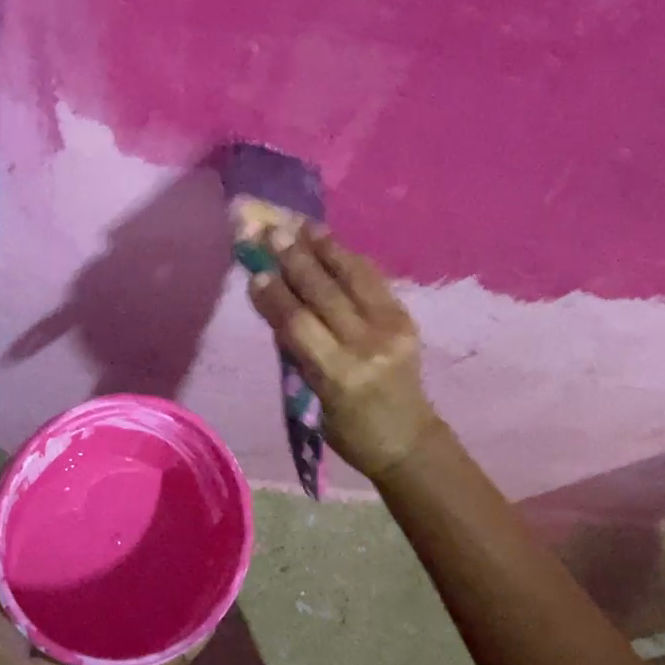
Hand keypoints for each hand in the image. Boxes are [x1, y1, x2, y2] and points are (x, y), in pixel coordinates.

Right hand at [246, 223, 442, 480]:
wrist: (409, 439)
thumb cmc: (350, 430)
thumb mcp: (313, 398)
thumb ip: (299, 351)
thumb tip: (276, 301)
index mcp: (339, 375)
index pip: (299, 325)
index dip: (276, 296)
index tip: (255, 272)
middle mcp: (367, 346)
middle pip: (324, 294)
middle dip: (295, 260)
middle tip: (272, 233)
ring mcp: (391, 327)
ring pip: (352, 278)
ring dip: (324, 248)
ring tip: (301, 225)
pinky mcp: (405, 317)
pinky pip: (373, 280)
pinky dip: (349, 259)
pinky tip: (330, 242)